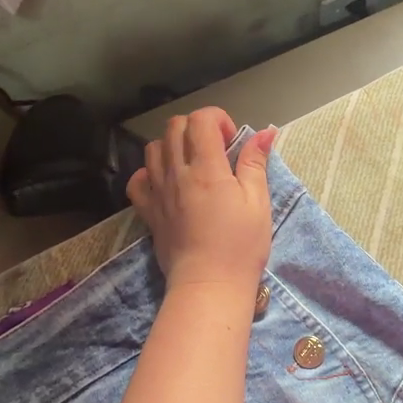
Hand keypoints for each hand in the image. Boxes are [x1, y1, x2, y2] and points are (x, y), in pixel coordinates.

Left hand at [126, 107, 275, 291]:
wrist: (209, 283)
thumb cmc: (241, 245)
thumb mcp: (258, 202)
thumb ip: (255, 163)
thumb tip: (264, 132)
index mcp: (207, 168)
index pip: (201, 120)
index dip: (217, 119)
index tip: (231, 140)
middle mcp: (178, 173)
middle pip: (175, 127)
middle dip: (196, 127)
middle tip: (215, 148)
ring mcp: (159, 192)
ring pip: (154, 148)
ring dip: (173, 145)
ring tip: (192, 163)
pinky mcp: (149, 212)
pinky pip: (137, 181)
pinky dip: (149, 173)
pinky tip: (166, 181)